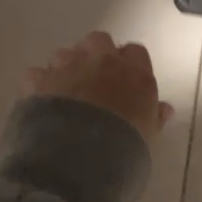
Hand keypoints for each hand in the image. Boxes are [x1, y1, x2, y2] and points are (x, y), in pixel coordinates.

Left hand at [23, 31, 174, 142]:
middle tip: (92, 80)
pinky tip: (39, 102)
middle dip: (94, 55)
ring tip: (63, 93)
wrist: (80, 160)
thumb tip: (164, 109)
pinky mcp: (40, 79)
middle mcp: (102, 61)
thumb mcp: (147, 138)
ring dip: (66, 67)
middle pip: (98, 41)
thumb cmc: (124, 151)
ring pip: (66, 53)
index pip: (135, 52)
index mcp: (135, 74)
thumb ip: (154, 118)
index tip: (123, 82)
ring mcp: (69, 66)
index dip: (128, 64)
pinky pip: (36, 74)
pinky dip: (38, 85)